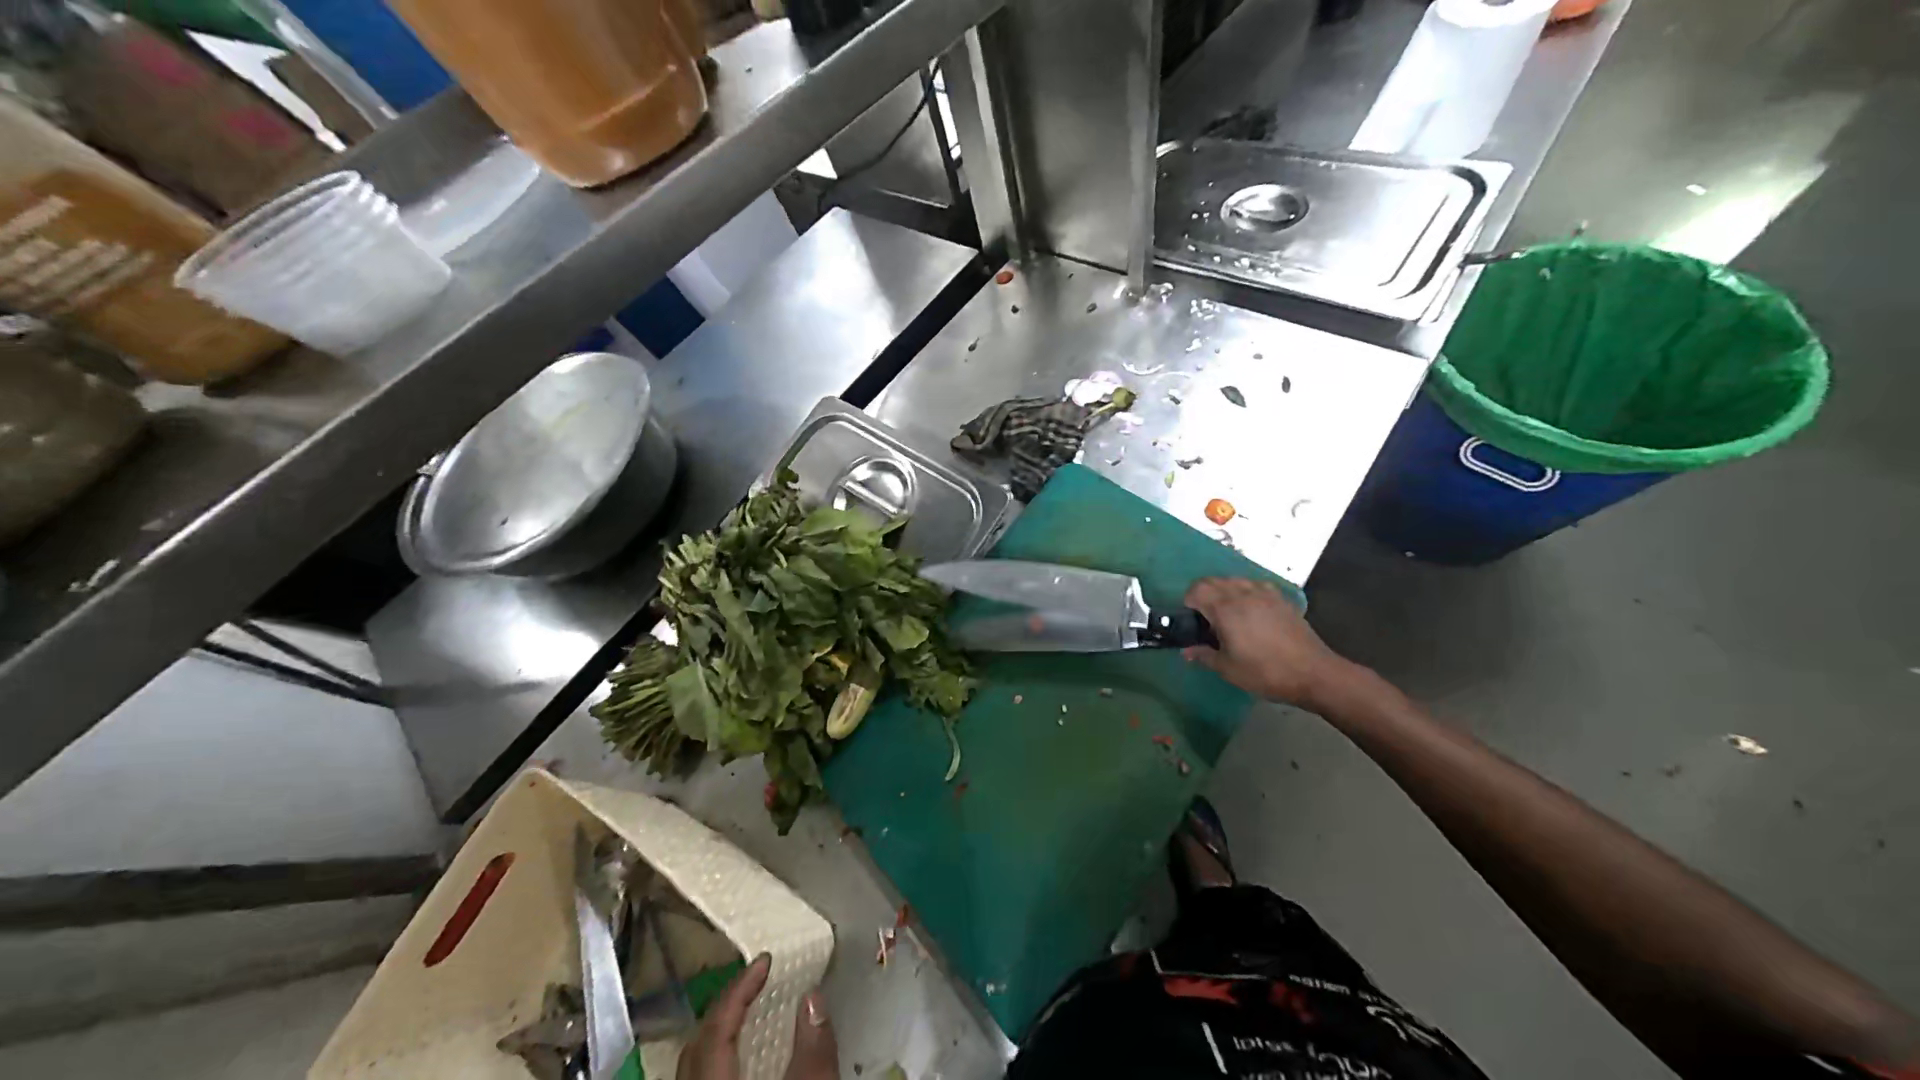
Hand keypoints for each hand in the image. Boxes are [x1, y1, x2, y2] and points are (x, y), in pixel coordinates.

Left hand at [677, 954, 838, 1079]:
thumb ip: (813, 1048)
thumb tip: (813, 996)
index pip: (719, 1025)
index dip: (741, 988)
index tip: (765, 960)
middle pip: (699, 1042)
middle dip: (728, 1004)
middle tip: (757, 979)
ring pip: (695, 1062)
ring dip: (721, 1029)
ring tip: (750, 1008)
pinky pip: (702, 1076)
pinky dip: (720, 1054)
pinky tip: (743, 1053)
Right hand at [1182, 578, 1355, 709]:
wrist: (1313, 673)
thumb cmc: (1265, 672)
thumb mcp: (1228, 669)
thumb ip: (1204, 655)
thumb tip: (1187, 651)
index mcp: (1226, 609)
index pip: (1197, 589)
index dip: (1189, 602)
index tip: (1192, 621)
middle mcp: (1244, 594)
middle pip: (1213, 581)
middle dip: (1204, 595)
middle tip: (1206, 620)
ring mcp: (1265, 594)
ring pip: (1234, 580)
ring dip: (1224, 592)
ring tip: (1229, 616)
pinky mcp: (1281, 599)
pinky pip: (1255, 586)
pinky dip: (1246, 593)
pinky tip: (1252, 613)